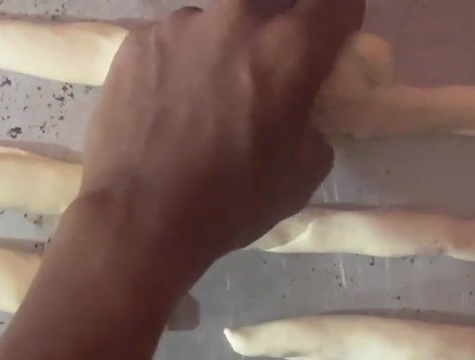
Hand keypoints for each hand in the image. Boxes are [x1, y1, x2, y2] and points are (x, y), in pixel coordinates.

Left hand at [75, 0, 363, 281]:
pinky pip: (170, 44)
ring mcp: (182, 24)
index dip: (335, 26)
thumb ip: (313, 129)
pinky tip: (163, 112)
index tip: (325, 50)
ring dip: (219, 51)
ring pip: (216, 22)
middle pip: (272, 3)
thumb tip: (302, 117)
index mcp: (290, 49)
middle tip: (261, 77)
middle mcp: (238, 18)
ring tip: (200, 104)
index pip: (337, 2)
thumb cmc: (226, 206)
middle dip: (276, 30)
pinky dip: (174, 69)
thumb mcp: (298, 180)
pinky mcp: (137, 42)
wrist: (138, 221)